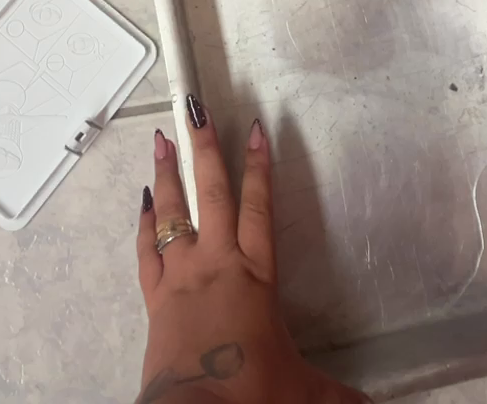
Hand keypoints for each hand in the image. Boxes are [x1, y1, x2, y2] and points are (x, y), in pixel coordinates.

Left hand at [135, 97, 365, 403]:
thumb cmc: (252, 394)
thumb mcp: (305, 389)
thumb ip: (343, 393)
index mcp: (254, 274)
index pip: (259, 207)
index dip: (260, 167)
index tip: (256, 128)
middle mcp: (216, 262)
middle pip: (211, 193)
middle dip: (205, 149)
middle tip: (195, 112)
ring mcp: (181, 276)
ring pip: (172, 212)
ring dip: (167, 174)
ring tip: (161, 139)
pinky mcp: (155, 296)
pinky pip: (146, 250)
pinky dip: (144, 223)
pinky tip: (143, 200)